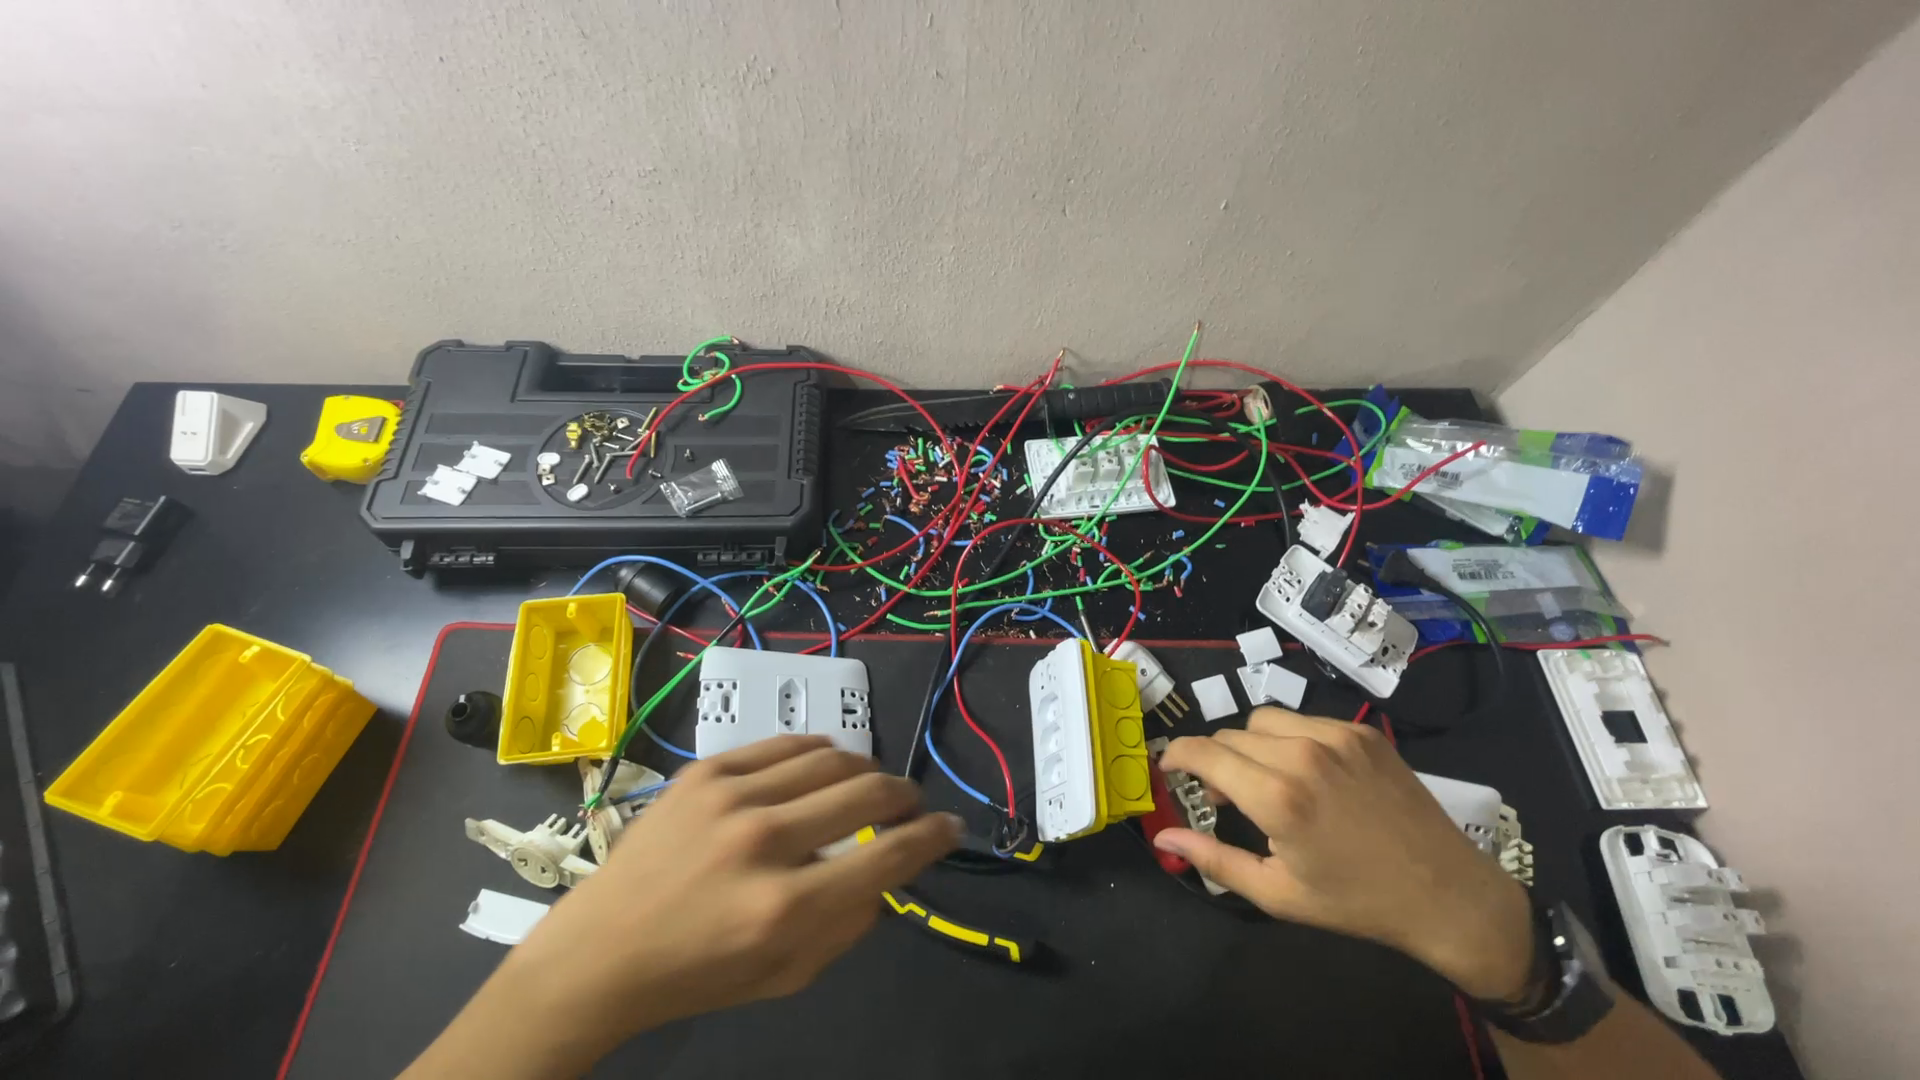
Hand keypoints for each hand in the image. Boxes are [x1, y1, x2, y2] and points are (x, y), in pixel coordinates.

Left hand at [474, 737, 959, 1054]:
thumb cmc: (699, 974)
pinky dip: (818, 754)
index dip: (932, 837)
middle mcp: (764, 840)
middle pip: (868, 791)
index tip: (949, 827)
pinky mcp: (706, 771)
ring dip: (865, 771)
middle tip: (908, 806)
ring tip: (865, 786)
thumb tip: (891, 872)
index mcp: (786, 906)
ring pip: (832, 757)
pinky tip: (821, 769)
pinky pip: (785, 744)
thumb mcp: (787, 975)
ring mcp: (731, 796)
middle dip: (905, 796)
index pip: (888, 854)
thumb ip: (851, 924)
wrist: (602, 950)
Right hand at [1155, 707, 1533, 1000]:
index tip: (1170, 769)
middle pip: (1229, 735)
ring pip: (1264, 720)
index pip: (1202, 751)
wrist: (1446, 894)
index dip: (1176, 755)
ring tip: (1266, 779)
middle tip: (1226, 797)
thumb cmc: (1355, 902)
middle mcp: (1302, 754)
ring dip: (1250, 744)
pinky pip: (1304, 720)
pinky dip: (1290, 739)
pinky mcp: (1362, 732)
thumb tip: (1164, 835)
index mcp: (1277, 797)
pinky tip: (1307, 772)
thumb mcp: (1276, 893)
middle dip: (1215, 759)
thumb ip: (1213, 859)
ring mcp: (1337, 737)